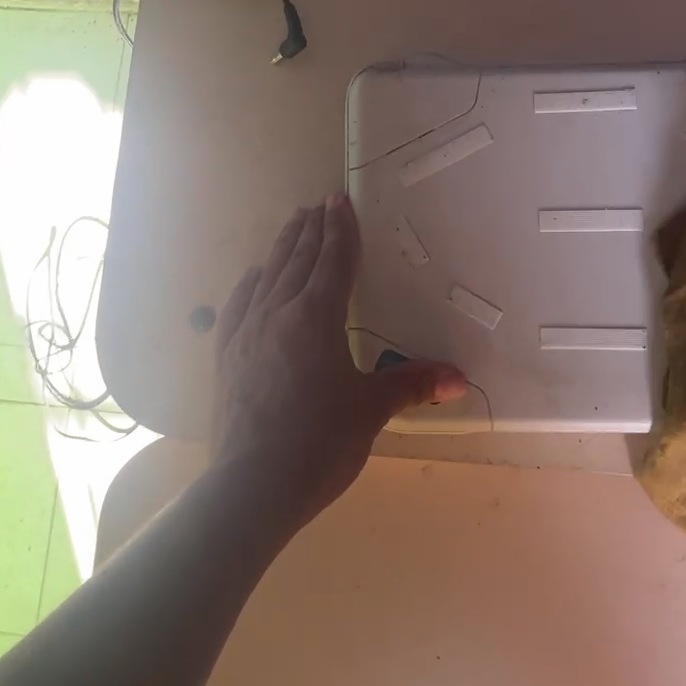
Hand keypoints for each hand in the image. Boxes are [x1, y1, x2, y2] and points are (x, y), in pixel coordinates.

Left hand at [213, 195, 467, 524]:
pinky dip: (252, 282)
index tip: (339, 200)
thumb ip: (411, 385)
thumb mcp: (370, 410)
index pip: (332, 262)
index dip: (339, 230)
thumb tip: (459, 379)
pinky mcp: (226, 354)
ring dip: (283, 247)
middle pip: (297, 259)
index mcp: (316, 318)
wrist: (252, 485)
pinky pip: (239, 303)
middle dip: (311, 229)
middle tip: (319, 203)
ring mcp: (246, 331)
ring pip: (268, 275)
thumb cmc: (319, 443)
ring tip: (292, 224)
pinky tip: (254, 277)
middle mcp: (278, 312)